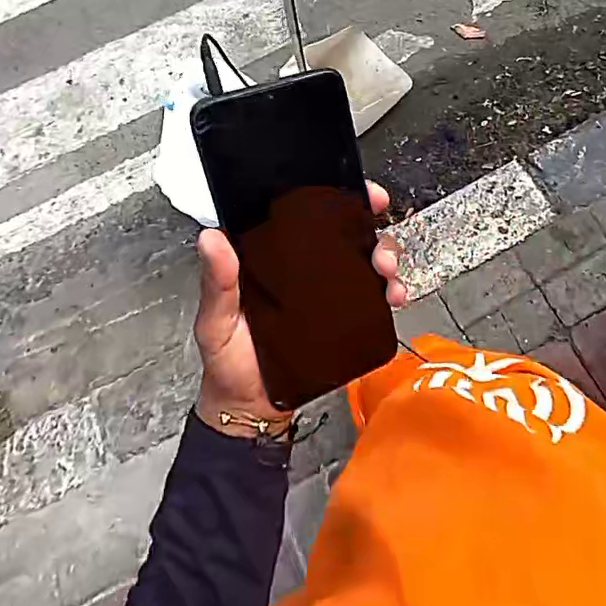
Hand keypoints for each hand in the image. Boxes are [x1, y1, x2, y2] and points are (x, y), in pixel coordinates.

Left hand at [193, 181, 407, 437]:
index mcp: (278, 255)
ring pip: (370, 260)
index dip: (343, 199)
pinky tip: (394, 298)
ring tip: (386, 274)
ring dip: (387, 258)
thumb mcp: (214, 320)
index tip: (364, 195)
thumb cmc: (227, 361)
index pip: (314, 215)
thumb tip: (211, 239)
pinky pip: (377, 296)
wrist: (251, 410)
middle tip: (379, 249)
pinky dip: (393, 291)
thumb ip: (217, 282)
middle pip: (352, 234)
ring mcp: (332, 292)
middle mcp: (310, 267)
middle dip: (376, 232)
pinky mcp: (348, 317)